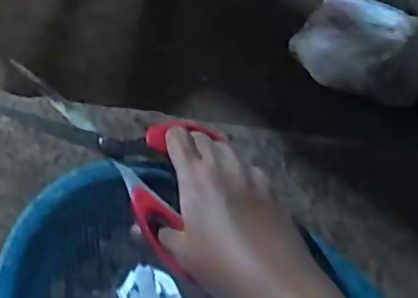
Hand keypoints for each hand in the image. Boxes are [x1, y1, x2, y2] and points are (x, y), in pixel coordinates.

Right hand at [158, 129, 340, 297]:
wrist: (281, 282)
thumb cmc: (224, 265)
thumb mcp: (183, 254)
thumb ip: (158, 232)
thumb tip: (136, 224)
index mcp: (194, 174)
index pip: (176, 136)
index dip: (166, 138)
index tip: (159, 149)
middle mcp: (220, 164)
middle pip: (200, 136)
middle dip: (189, 143)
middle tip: (184, 162)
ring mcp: (248, 173)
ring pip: (226, 147)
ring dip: (214, 152)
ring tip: (211, 171)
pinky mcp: (271, 187)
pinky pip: (249, 166)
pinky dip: (239, 170)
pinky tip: (241, 188)